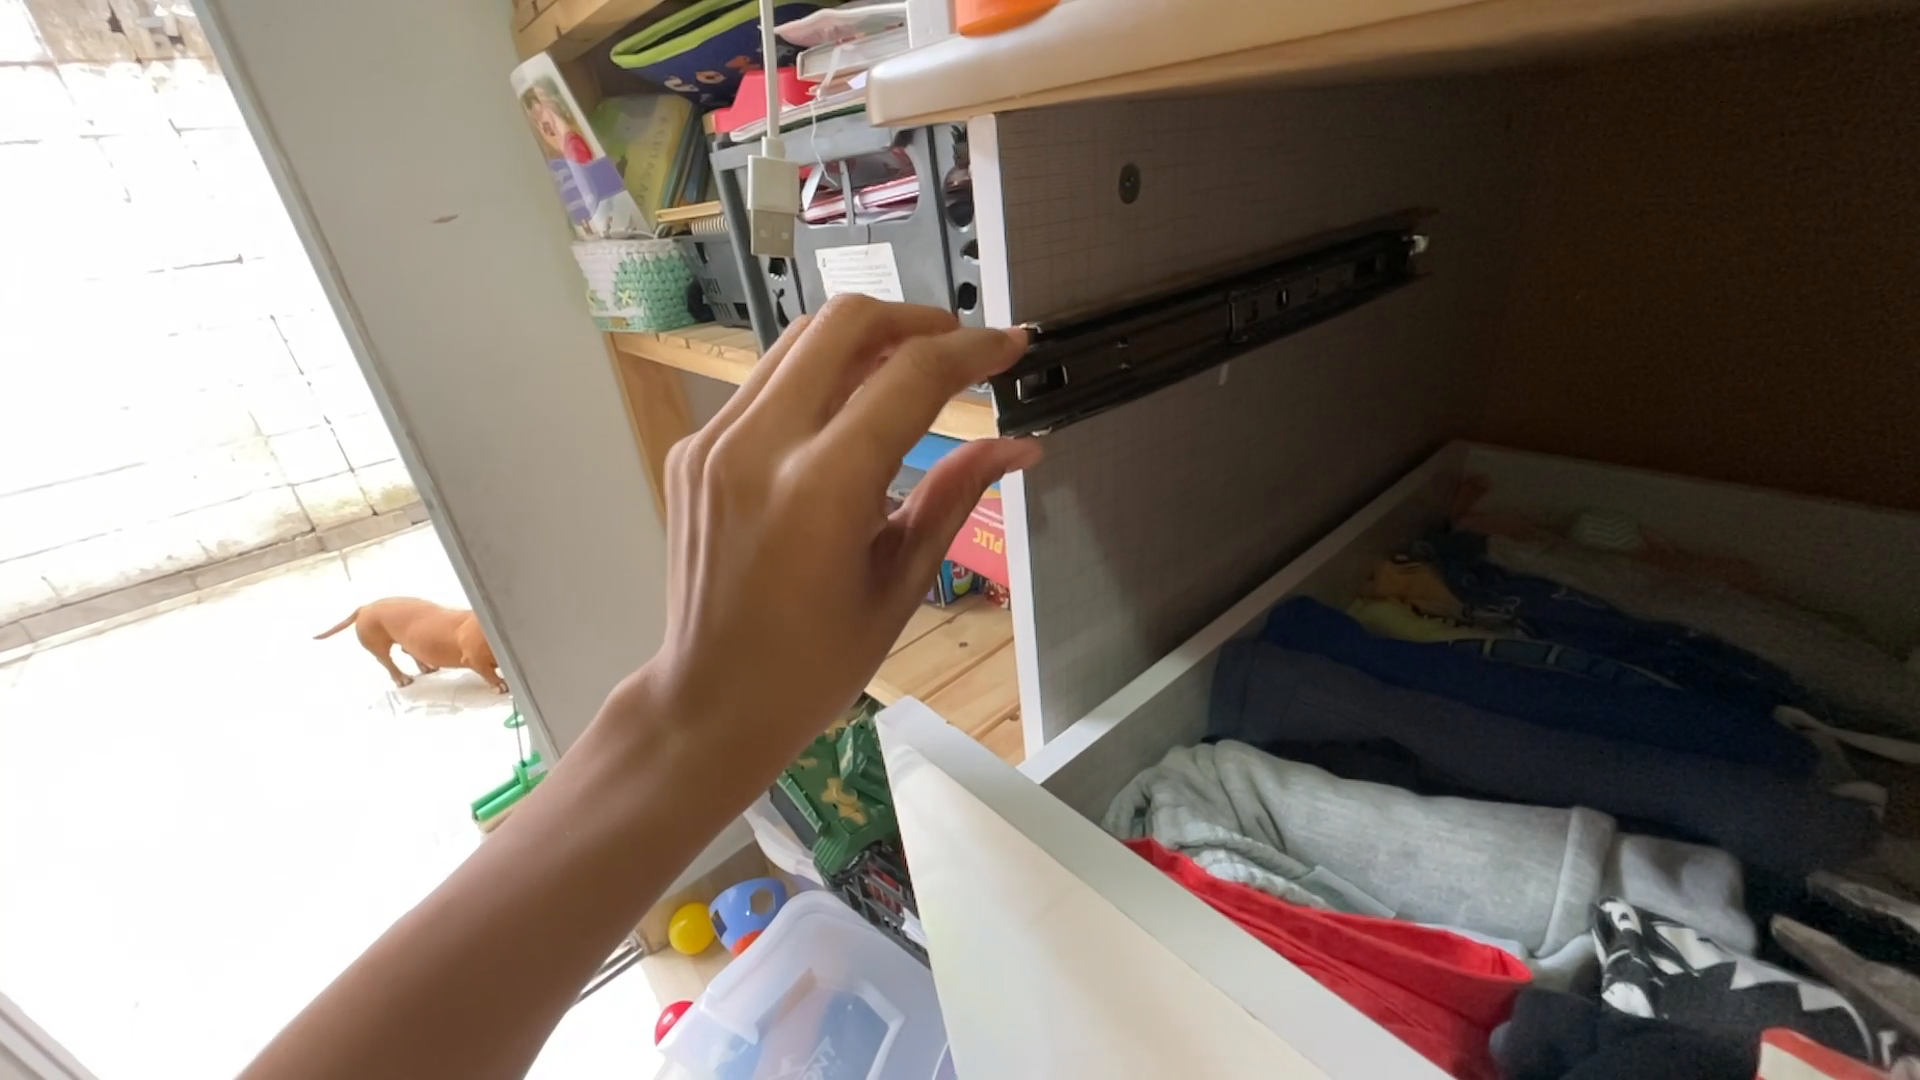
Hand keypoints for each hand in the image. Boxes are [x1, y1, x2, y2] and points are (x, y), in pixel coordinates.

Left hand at [636, 297, 1039, 764]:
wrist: (712, 700)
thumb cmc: (816, 665)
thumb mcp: (899, 584)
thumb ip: (955, 497)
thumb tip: (1020, 448)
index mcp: (820, 489)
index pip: (909, 379)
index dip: (972, 352)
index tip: (1010, 346)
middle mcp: (757, 446)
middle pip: (844, 323)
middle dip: (914, 320)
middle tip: (957, 347)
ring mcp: (713, 441)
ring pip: (799, 341)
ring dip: (865, 341)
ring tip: (911, 372)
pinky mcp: (693, 450)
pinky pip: (767, 383)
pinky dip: (820, 378)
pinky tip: (848, 416)